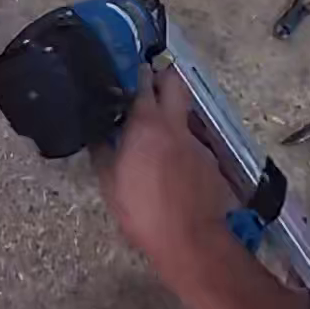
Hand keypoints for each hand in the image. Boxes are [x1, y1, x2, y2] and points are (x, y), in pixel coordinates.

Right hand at [92, 64, 237, 283]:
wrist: (189, 240)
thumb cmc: (141, 209)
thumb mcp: (109, 182)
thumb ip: (103, 151)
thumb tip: (97, 135)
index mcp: (146, 124)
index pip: (144, 85)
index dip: (139, 73)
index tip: (134, 69)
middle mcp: (174, 125)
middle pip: (175, 84)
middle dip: (164, 77)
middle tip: (151, 83)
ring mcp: (196, 142)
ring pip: (184, 116)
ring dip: (172, 118)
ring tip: (158, 138)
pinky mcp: (211, 162)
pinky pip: (193, 145)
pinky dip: (183, 148)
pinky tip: (175, 168)